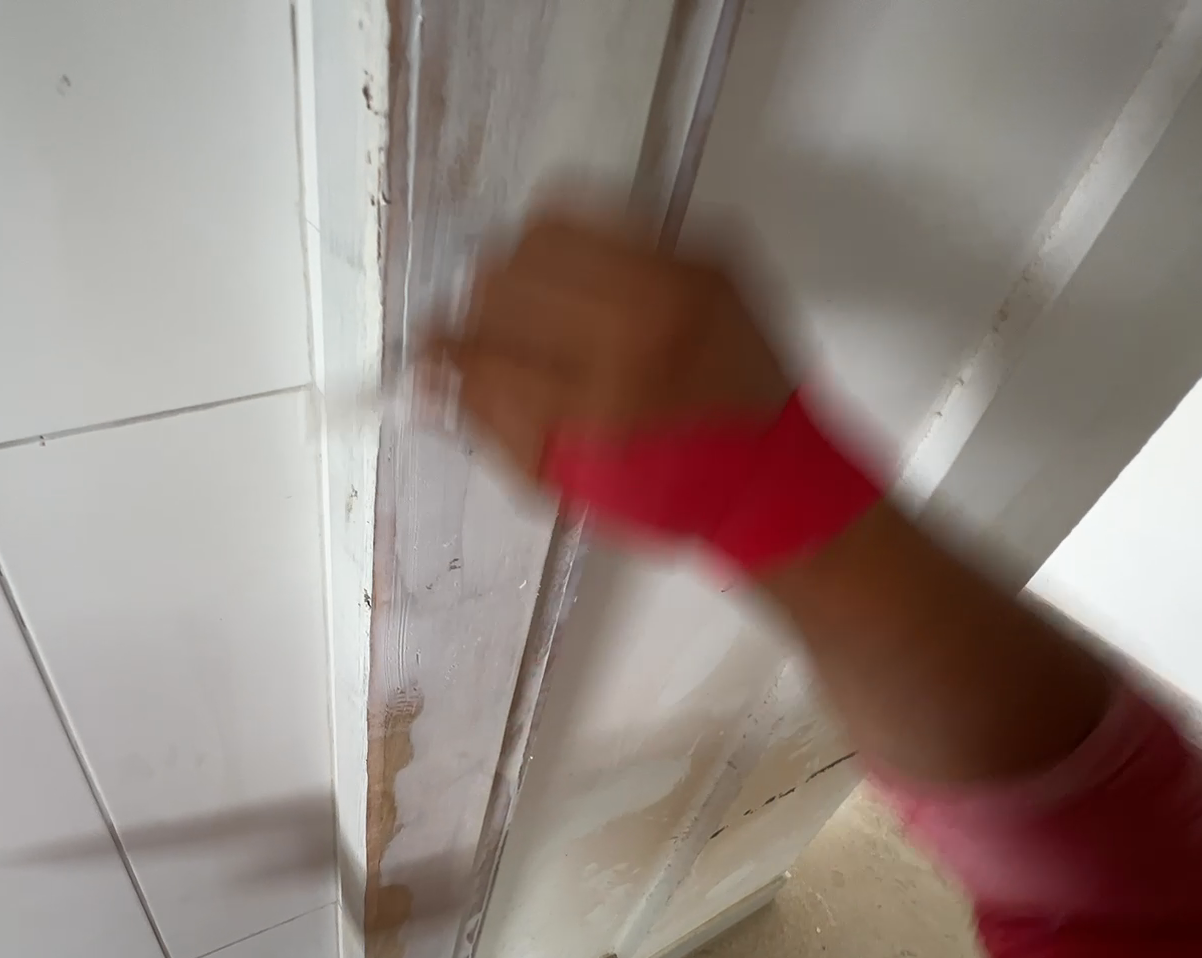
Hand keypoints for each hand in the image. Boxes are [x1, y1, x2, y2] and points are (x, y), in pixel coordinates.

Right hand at [429, 212, 793, 477]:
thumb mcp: (569, 487)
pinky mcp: (702, 251)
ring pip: (543, 233)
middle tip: (480, 337)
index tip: (425, 356)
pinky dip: (565, 248)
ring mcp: (676, 278)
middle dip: (474, 313)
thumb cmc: (663, 496)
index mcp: (597, 401)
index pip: (482, 352)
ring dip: (514, 271)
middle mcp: (635, 326)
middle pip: (501, 281)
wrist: (775, 474)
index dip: (438, 352)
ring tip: (524, 305)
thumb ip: (494, 424)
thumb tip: (428, 376)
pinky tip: (568, 281)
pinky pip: (603, 217)